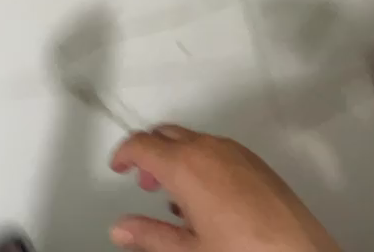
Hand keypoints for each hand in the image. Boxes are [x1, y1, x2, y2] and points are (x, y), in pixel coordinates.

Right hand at [109, 124, 339, 251]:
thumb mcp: (189, 251)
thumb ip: (150, 236)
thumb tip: (120, 228)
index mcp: (185, 165)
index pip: (142, 144)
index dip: (124, 153)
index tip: (117, 168)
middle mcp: (208, 147)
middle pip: (165, 134)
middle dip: (150, 153)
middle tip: (145, 183)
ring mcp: (234, 151)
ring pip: (192, 140)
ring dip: (176, 157)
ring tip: (177, 199)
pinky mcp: (255, 162)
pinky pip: (216, 149)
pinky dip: (201, 162)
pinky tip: (209, 200)